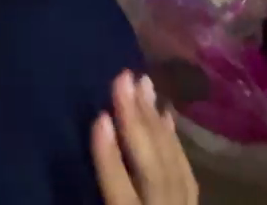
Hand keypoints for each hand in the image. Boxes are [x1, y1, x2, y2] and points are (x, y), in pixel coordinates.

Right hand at [93, 71, 197, 204]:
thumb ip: (100, 188)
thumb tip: (79, 150)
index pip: (120, 191)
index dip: (109, 157)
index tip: (99, 116)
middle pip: (151, 169)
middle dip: (137, 123)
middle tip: (124, 76)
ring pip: (173, 165)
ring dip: (156, 122)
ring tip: (143, 82)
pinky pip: (187, 173)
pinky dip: (175, 142)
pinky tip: (166, 115)